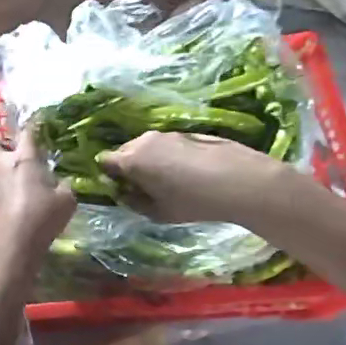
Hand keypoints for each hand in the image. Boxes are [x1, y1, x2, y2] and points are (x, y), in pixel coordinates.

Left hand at [0, 124, 74, 266]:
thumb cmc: (43, 218)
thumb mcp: (67, 201)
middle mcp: (0, 165)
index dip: (32, 127)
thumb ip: (63, 185)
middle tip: (5, 155)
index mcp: (25, 159)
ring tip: (4, 189)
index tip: (36, 128)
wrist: (13, 245)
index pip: (27, 131)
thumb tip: (60, 181)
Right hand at [97, 131, 298, 223]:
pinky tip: (186, 172)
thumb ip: (134, 202)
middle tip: (142, 188)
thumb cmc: (193, 202)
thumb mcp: (158, 213)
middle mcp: (145, 141)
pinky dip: (168, 156)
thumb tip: (125, 194)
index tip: (119, 189)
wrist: (240, 181)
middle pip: (125, 151)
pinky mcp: (189, 131)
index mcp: (131, 160)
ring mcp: (168, 133)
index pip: (104, 161)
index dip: (108, 175)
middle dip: (128, 167)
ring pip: (147, 146)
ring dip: (150, 160)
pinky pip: (167, 144)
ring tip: (166, 181)